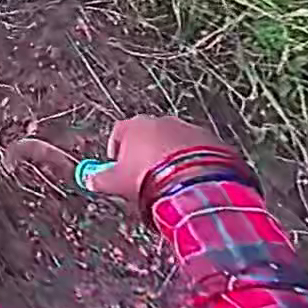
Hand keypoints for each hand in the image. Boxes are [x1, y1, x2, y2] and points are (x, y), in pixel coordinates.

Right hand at [84, 115, 242, 210]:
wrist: (196, 186)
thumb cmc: (149, 178)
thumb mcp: (115, 182)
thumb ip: (99, 179)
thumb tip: (89, 179)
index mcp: (136, 126)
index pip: (119, 132)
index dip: (117, 150)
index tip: (118, 167)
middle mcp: (163, 122)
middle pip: (150, 135)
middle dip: (146, 153)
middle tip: (144, 176)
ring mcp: (192, 131)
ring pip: (176, 143)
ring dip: (172, 158)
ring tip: (170, 182)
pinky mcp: (217, 144)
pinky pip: (201, 153)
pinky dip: (195, 164)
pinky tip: (191, 182)